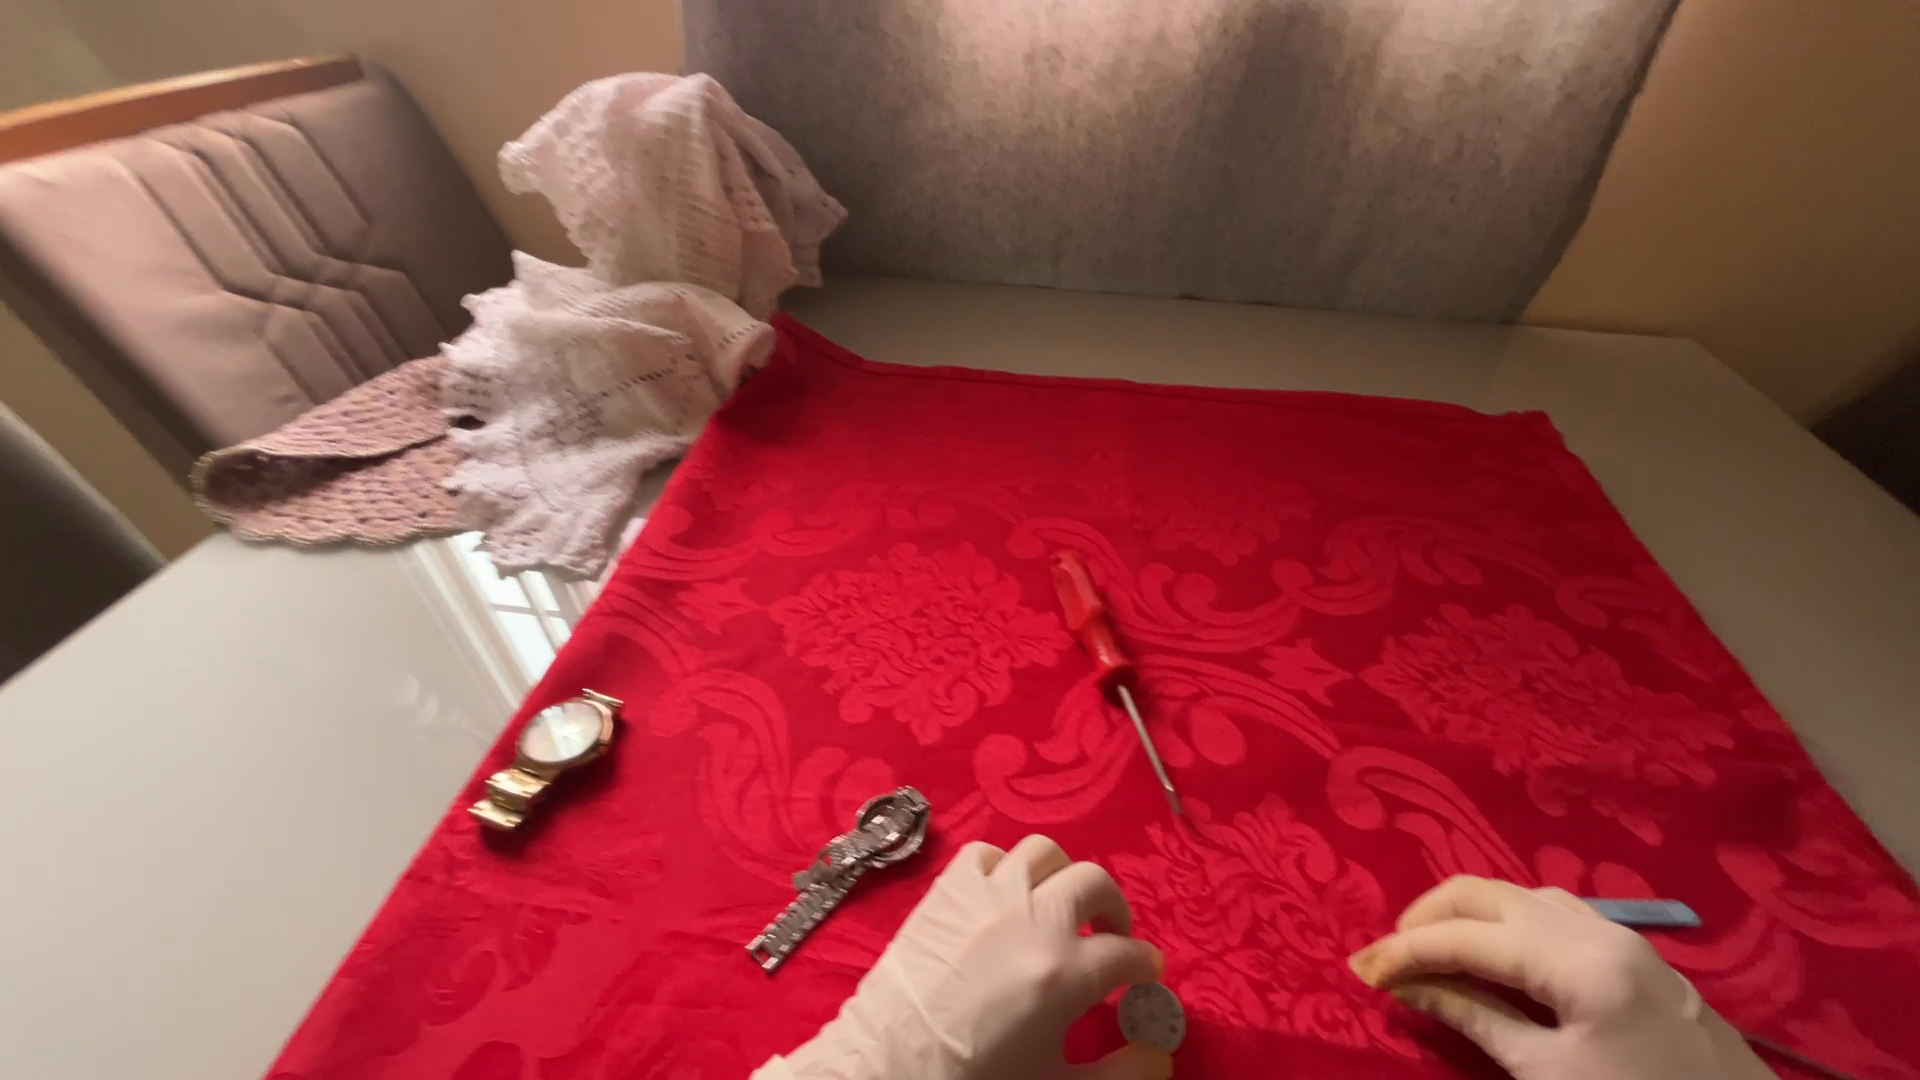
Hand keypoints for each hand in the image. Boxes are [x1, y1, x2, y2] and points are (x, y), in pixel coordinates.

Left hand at [755, 836, 1171, 1079]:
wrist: (891, 1065)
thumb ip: (1122, 1072)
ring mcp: (988, 892)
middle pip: (1094, 882)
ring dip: (1062, 876)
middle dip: (1113, 908)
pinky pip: (988, 852)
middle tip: (1108, 935)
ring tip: (1058, 904)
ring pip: (1043, 853)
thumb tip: (1160, 1050)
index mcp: (1064, 971)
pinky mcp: (950, 884)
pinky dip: (1004, 866)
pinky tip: (1003, 894)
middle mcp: (1032, 916)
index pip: (1128, 953)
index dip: (1144, 966)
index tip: (1144, 976)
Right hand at [1348, 876, 1773, 1079]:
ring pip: (1512, 894)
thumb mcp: (1547, 1075)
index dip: (1404, 951)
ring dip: (1463, 914)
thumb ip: (1471, 1016)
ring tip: (1435, 952)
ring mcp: (1617, 934)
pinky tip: (1495, 951)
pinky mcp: (1631, 951)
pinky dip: (1504, 919)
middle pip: (1481, 893)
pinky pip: (1548, 909)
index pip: (1462, 938)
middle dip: (1426, 918)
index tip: (1361, 969)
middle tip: (1392, 957)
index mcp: (1575, 962)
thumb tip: (1400, 984)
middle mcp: (1593, 929)